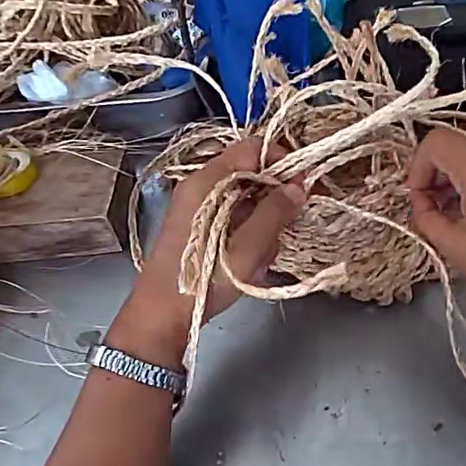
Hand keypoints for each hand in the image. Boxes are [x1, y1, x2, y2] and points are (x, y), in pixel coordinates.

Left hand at [110, 139, 305, 365]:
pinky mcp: (202, 227)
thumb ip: (275, 212)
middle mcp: (202, 187)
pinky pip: (237, 219)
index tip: (303, 185)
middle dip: (276, 198)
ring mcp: (201, 207)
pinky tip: (253, 261)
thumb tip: (300, 185)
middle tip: (290, 225)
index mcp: (207, 181)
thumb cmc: (203, 280)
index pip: (252, 148)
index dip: (282, 161)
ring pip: (248, 199)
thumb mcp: (248, 247)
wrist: (162, 317)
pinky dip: (252, 234)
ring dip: (265, 222)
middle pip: (252, 173)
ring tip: (265, 254)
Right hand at [406, 129, 465, 334]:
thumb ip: (427, 219)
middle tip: (436, 211)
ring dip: (462, 176)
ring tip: (463, 215)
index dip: (418, 167)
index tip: (419, 199)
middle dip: (439, 174)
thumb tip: (421, 204)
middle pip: (458, 144)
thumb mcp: (458, 248)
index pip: (435, 142)